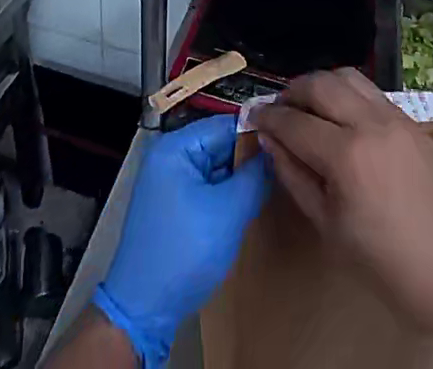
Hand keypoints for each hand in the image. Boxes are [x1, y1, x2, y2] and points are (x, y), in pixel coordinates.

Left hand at [95, 115, 269, 367]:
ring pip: (216, 168)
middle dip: (249, 159)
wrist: (144, 307)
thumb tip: (274, 152)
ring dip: (239, 179)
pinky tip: (248, 205)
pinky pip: (207, 187)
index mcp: (174, 148)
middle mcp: (169, 157)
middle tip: (285, 169)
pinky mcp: (174, 205)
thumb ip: (254, 177)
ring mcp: (169, 182)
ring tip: (272, 186)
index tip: (288, 143)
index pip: (223, 124)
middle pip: (219, 144)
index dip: (256, 133)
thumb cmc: (184, 253)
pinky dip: (227, 195)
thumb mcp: (228, 212)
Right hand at [253, 70, 432, 341]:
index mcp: (346, 156)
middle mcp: (370, 123)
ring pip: (346, 76)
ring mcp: (396, 118)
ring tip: (307, 108)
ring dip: (319, 85)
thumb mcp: (330, 228)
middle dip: (291, 92)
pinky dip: (346, 92)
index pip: (293, 121)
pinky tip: (340, 117)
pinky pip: (370, 91)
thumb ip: (295, 176)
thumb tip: (271, 141)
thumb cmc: (390, 266)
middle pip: (319, 83)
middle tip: (278, 111)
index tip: (252, 118)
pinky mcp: (413, 122)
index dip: (267, 117)